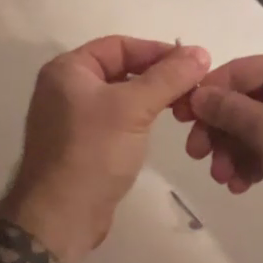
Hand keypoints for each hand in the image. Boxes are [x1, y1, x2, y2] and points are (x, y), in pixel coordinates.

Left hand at [2, 36, 210, 262]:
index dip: (157, 51)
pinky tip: (163, 127)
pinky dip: (140, 118)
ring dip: (153, 98)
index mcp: (68, 69)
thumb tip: (200, 51)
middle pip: (121, 69)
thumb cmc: (93, 152)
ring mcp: (72, 117)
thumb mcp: (133, 108)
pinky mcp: (83, 144)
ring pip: (122, 96)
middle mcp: (65, 88)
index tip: (193, 64)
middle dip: (159, 76)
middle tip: (195, 89)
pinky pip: (116, 119)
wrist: (61, 216)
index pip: (120, 45)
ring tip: (185, 109)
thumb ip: (168, 77)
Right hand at [176, 51, 262, 233]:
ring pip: (258, 127)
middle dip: (220, 130)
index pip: (237, 71)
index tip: (180, 120)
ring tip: (224, 179)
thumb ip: (229, 110)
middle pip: (246, 101)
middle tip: (199, 157)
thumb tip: (198, 94)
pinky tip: (242, 185)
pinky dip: (257, 162)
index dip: (206, 93)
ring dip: (235, 151)